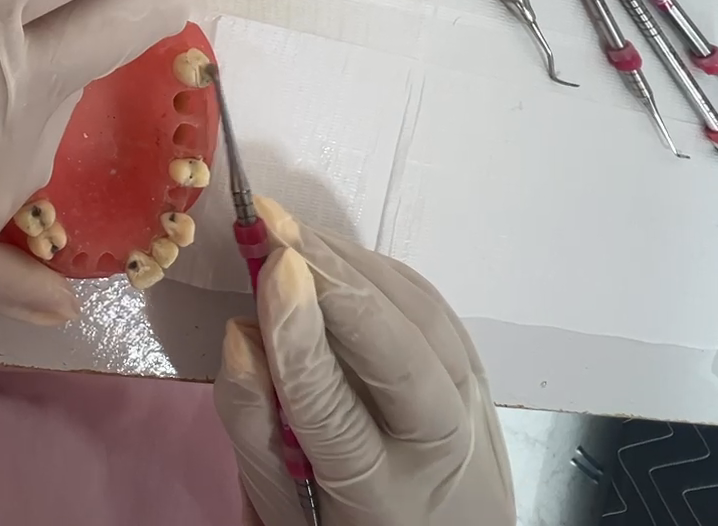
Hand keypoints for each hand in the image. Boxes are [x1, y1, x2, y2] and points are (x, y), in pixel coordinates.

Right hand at [215, 197, 512, 525]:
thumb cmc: (336, 521)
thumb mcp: (278, 498)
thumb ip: (251, 421)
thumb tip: (238, 335)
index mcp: (384, 500)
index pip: (335, 413)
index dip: (302, 338)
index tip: (272, 271)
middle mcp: (444, 453)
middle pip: (400, 359)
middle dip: (333, 280)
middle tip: (270, 221)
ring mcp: (474, 407)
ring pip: (423, 320)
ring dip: (352, 263)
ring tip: (288, 226)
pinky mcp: (478, 372)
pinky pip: (430, 306)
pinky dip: (376, 268)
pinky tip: (330, 252)